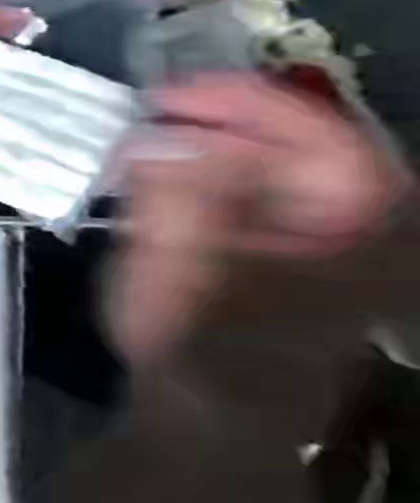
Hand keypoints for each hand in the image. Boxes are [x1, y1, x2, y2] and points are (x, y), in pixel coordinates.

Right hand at [113, 73, 410, 362]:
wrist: (210, 412)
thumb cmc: (198, 346)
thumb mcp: (179, 275)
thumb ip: (180, 206)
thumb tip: (164, 138)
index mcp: (358, 230)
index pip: (326, 139)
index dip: (252, 105)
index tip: (173, 91)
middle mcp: (360, 226)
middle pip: (305, 146)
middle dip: (225, 120)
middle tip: (147, 111)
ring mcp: (327, 239)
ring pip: (279, 166)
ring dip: (211, 144)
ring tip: (142, 140)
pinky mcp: (287, 249)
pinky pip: (256, 189)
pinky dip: (208, 171)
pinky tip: (157, 175)